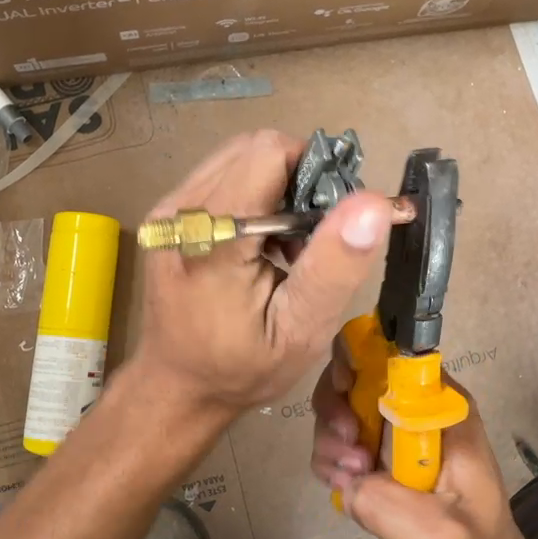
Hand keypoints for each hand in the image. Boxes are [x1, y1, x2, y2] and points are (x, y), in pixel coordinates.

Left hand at [127, 130, 394, 422]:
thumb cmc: (241, 369)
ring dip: (276, 190)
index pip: (269, 153)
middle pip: (254, 149)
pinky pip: (221, 177)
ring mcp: (167, 209)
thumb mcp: (299, 332)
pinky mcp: (166, 214)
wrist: (177, 388)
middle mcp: (180, 210)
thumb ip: (333, 267)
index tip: (331, 223)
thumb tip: (371, 202)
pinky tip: (260, 245)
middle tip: (311, 241)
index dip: (313, 175)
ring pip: (239, 158)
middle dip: (296, 183)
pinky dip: (253, 198)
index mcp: (210, 237)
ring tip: (286, 247)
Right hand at [309, 346, 537, 538]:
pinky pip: (337, 441)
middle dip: (336, 413)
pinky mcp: (377, 454)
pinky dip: (331, 462)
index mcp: (444, 408)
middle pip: (354, 375)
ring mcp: (394, 430)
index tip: (345, 409)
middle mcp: (416, 408)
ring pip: (339, 409)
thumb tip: (348, 481)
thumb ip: (389, 506)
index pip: (393, 354)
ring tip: (351, 482)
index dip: (356, 363)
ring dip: (331, 443)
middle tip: (350, 461)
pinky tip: (346, 490)